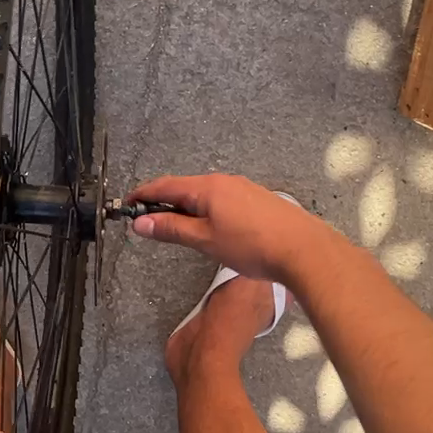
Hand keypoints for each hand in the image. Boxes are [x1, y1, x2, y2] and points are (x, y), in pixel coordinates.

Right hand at [128, 173, 329, 281]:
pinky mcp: (257, 200)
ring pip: (203, 194)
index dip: (142, 194)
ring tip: (176, 228)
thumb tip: (140, 222)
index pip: (164, 186)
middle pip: (183, 187)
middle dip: (162, 202)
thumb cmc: (253, 245)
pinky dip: (205, 209)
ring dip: (185, 207)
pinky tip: (209, 228)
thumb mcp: (204, 240)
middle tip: (148, 221)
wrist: (305, 250)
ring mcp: (242, 189)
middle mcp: (223, 181)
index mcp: (206, 187)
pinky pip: (221, 199)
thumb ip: (171, 229)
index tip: (127, 205)